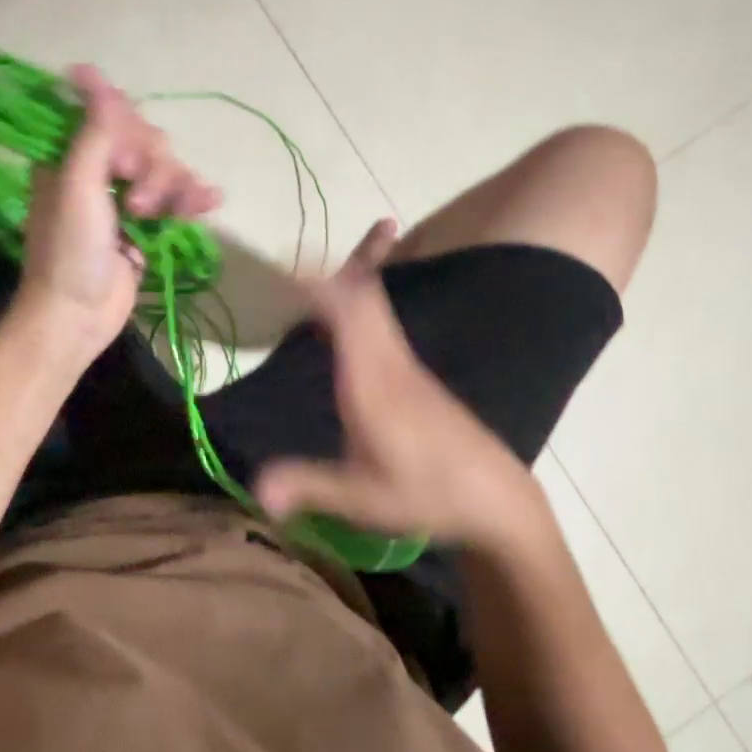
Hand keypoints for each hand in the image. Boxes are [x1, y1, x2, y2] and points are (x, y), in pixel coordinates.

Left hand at [16, 65, 221, 357]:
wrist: (76, 317)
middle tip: (137, 202)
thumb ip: (94, 131)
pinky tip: (211, 201)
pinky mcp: (144, 228)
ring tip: (157, 215)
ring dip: (171, 185)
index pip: (110, 115)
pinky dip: (191, 199)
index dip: (127, 129)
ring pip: (163, 170)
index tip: (126, 159)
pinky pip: (174, 200)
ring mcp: (122, 201)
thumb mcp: (77, 185)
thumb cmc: (68, 252)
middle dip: (151, 165)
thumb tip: (89, 72)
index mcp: (69, 155)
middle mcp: (96, 172)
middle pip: (143, 140)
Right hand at [254, 220, 548, 549]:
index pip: (350, 314)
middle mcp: (391, 365)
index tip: (285, 269)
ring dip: (351, 281)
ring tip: (313, 269)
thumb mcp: (363, 498)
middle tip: (296, 252)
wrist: (494, 498)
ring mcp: (406, 370)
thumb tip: (257, 492)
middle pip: (368, 298)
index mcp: (374, 384)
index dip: (320, 285)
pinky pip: (381, 326)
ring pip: (378, 308)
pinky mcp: (414, 381)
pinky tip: (342, 318)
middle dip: (339, 265)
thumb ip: (309, 487)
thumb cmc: (429, 495)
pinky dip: (359, 308)